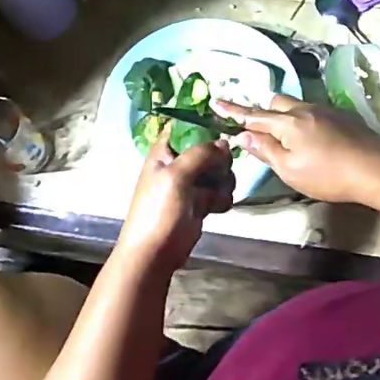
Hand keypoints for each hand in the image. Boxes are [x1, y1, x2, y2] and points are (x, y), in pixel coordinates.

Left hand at [115, 128, 234, 273]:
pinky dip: (222, 198)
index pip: (187, 124)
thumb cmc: (158, 210)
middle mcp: (180, 162)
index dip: (206, 125)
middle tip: (218, 172)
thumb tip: (225, 143)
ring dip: (224, 181)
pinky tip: (217, 208)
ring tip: (215, 195)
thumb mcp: (176, 176)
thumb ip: (201, 154)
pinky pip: (221, 190)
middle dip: (220, 160)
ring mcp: (191, 182)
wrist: (154, 254)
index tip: (223, 131)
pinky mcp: (201, 201)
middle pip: (211, 147)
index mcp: (166, 149)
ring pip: (219, 169)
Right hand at [212, 96, 379, 204]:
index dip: (234, 111)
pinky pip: (314, 112)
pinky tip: (316, 142)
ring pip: (296, 106)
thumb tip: (243, 135)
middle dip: (264, 112)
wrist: (376, 169)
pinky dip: (305, 122)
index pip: (253, 115)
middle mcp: (303, 109)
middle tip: (261, 131)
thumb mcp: (290, 170)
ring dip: (286, 117)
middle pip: (276, 102)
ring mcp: (325, 110)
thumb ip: (266, 150)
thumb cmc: (328, 175)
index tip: (217, 102)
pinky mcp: (342, 117)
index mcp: (287, 123)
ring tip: (291, 140)